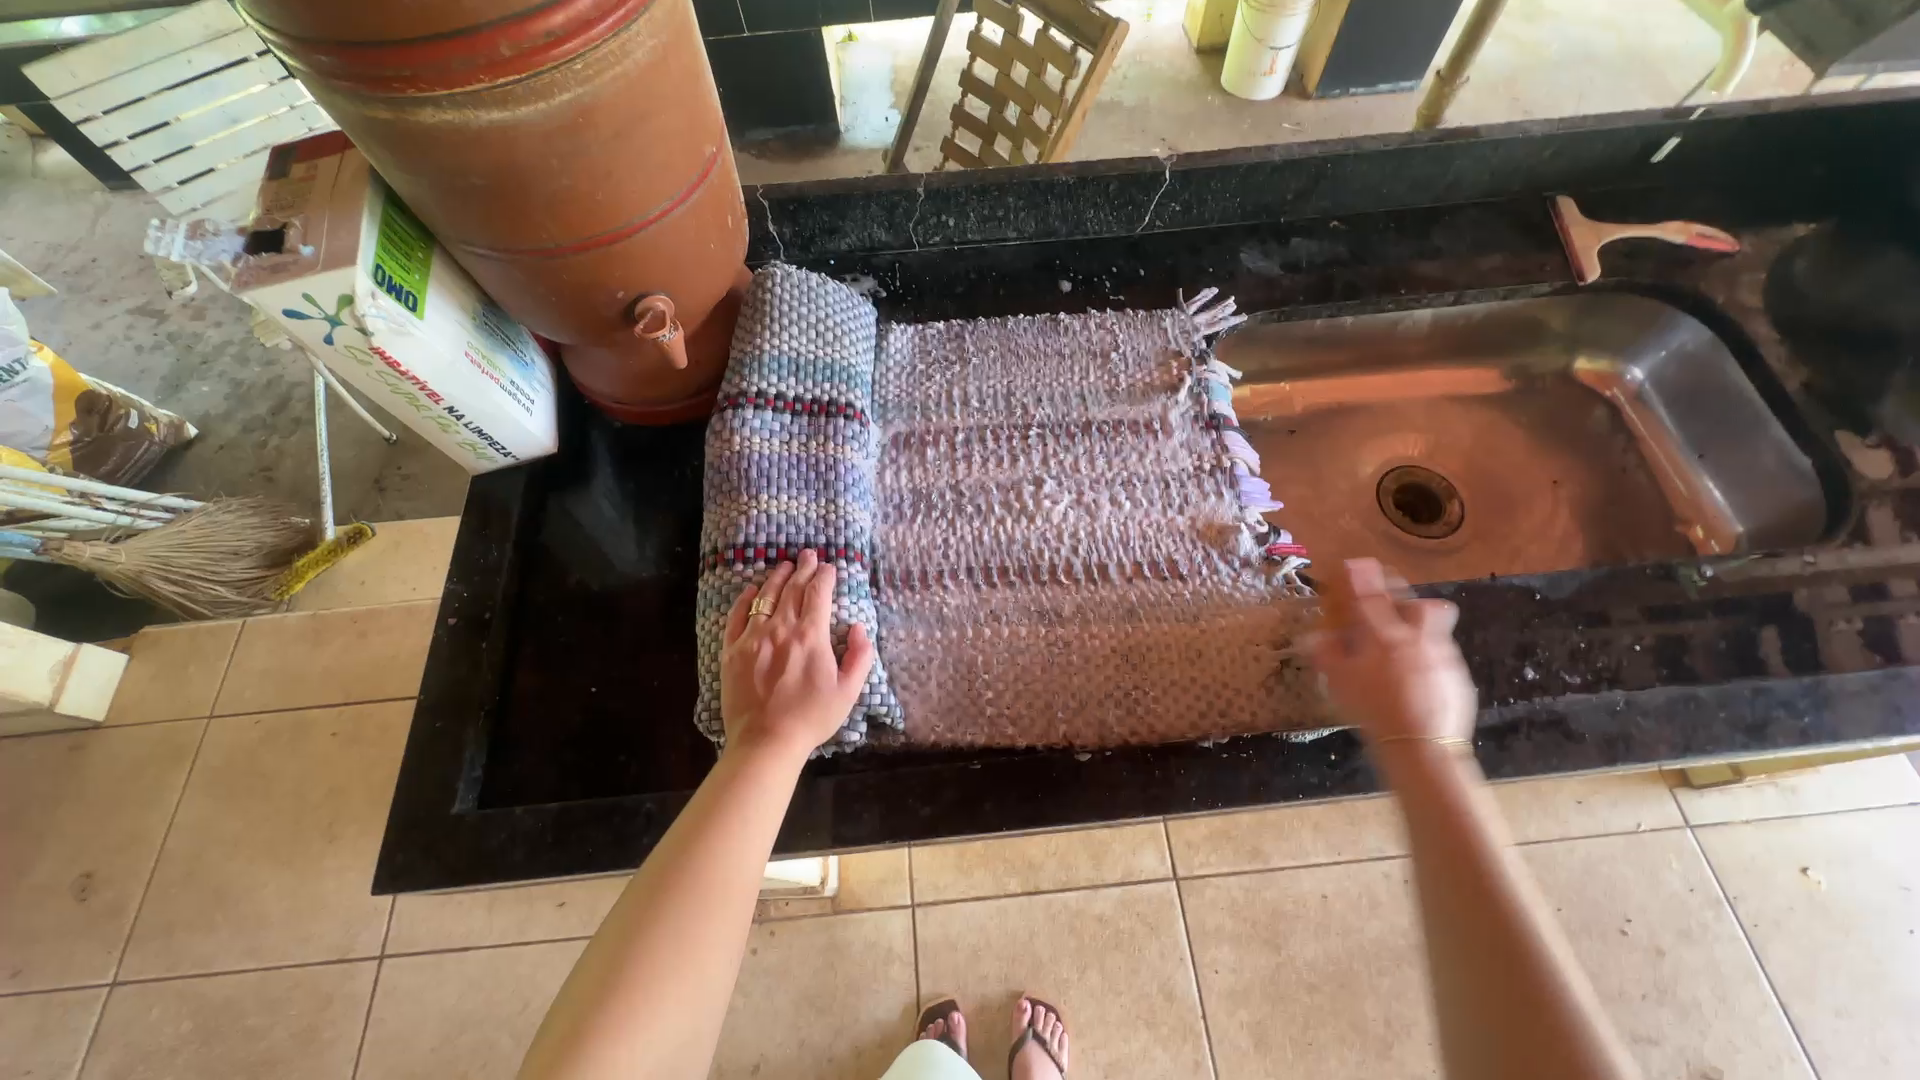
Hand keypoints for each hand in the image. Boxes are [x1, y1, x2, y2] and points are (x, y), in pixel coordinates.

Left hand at [720, 549, 875, 761]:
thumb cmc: (812, 718)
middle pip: (793, 590)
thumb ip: (860, 657)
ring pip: (766, 598)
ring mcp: (753, 638)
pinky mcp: (732, 651)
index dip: (824, 577)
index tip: (829, 567)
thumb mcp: (848, 691)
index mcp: (811, 636)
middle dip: (803, 569)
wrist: (766, 741)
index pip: (818, 595)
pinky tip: (752, 590)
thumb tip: (860, 629)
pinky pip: (737, 617)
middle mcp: (781, 629)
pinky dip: (746, 600)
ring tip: (785, 565)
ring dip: (778, 578)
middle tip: (808, 554)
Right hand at [1308, 558, 1476, 743]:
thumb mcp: (1339, 683)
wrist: (1422, 746)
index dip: (1360, 577)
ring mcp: (1441, 655)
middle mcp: (1415, 638)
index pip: (1369, 597)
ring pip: (1435, 623)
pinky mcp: (1458, 674)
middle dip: (1400, 591)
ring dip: (1419, 618)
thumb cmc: (1372, 711)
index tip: (1355, 562)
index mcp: (1382, 637)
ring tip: (1406, 629)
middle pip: (1414, 602)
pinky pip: (1444, 650)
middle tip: (1388, 588)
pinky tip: (1418, 669)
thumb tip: (1312, 636)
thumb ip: (1326, 655)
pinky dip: (1429, 650)